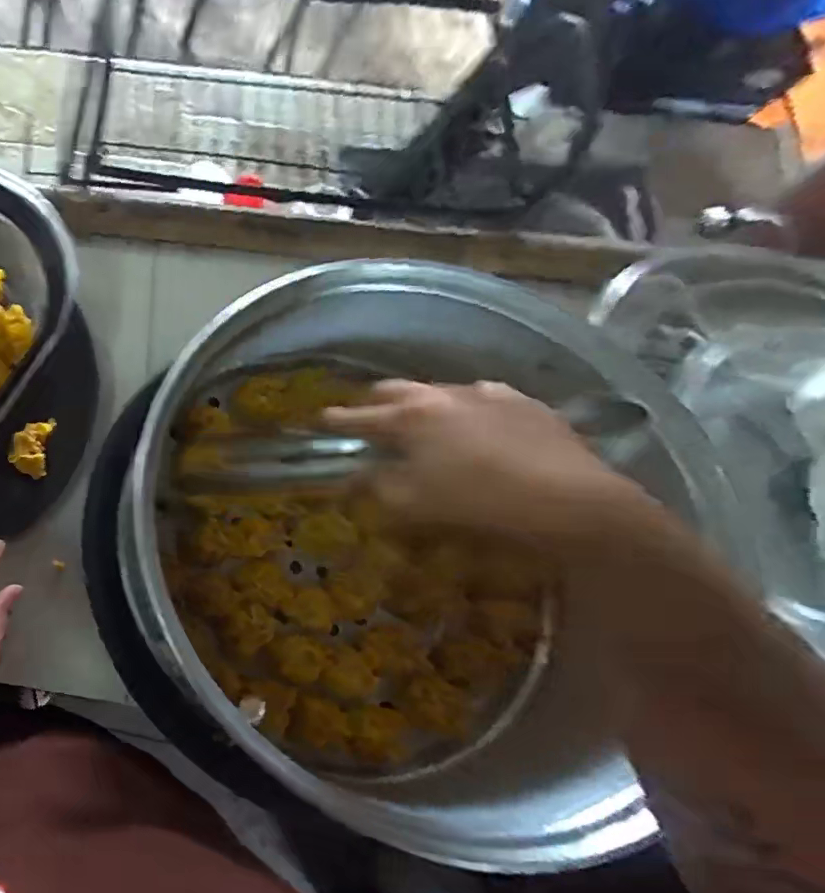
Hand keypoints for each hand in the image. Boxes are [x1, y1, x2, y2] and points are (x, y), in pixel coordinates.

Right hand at [322, 380, 651, 541]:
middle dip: (374, 404)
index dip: (333, 421)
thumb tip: (355, 474)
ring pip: (439, 392)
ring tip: (423, 428)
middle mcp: (444, 396)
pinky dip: (466, 412)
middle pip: (394, 389)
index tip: (319, 422)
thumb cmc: (475, 502)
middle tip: (368, 423)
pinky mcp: (528, 404)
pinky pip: (483, 400)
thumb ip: (373, 483)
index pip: (355, 416)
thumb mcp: (407, 502)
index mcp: (408, 417)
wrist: (573, 502)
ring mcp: (490, 395)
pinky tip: (474, 431)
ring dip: (422, 406)